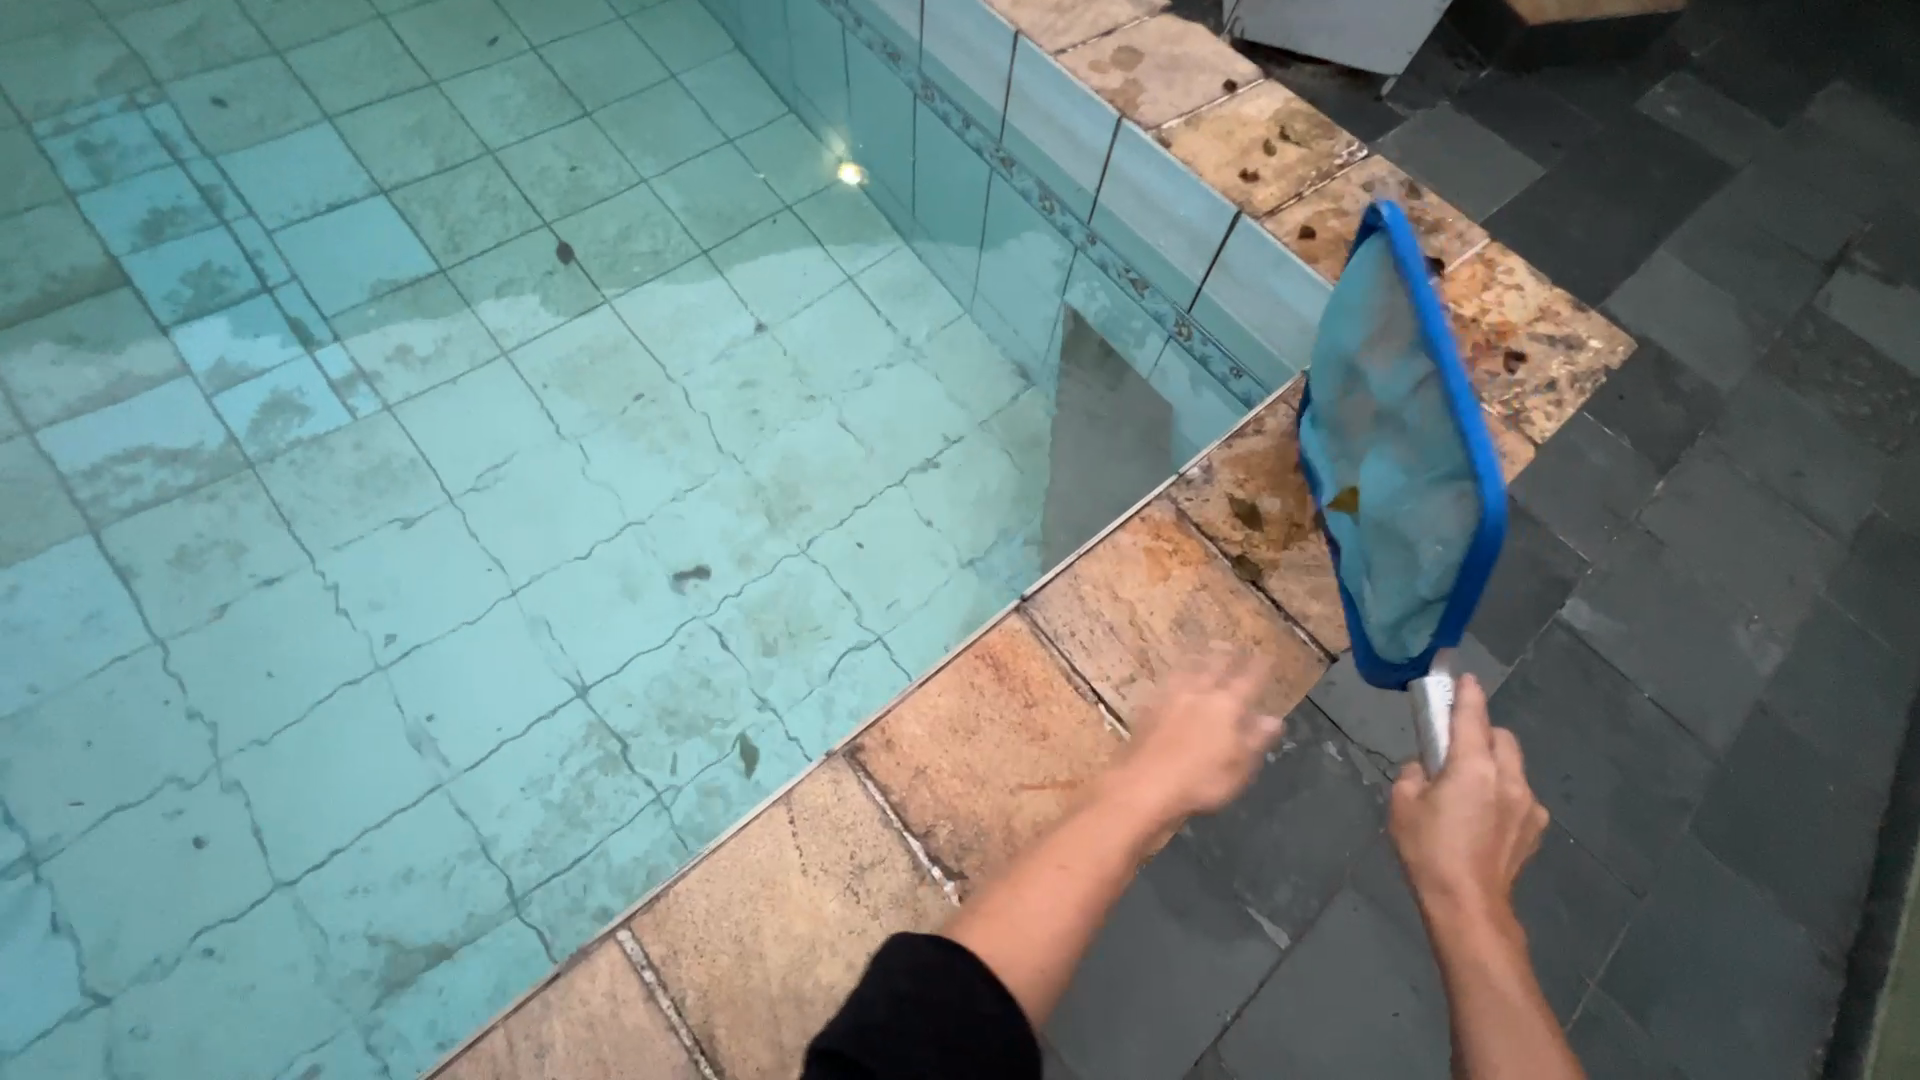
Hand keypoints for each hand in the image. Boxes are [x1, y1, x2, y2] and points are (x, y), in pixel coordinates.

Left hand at [1103, 648, 1285, 826]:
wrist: (1144, 783)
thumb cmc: (1201, 781)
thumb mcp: (1240, 766)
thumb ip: (1256, 738)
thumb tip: (1274, 718)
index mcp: (1226, 706)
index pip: (1247, 681)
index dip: (1258, 668)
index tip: (1265, 655)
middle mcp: (1198, 694)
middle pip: (1214, 667)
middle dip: (1226, 655)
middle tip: (1231, 645)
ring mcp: (1170, 698)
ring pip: (1187, 670)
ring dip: (1198, 660)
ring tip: (1202, 652)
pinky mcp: (1148, 707)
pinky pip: (1166, 683)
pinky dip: (1175, 675)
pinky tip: (1173, 679)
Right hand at [1388, 675, 1546, 925]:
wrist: (1467, 903)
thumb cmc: (1427, 849)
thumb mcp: (1402, 803)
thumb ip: (1414, 774)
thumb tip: (1426, 767)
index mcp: (1472, 767)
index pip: (1472, 717)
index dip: (1466, 694)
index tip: (1463, 677)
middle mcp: (1508, 778)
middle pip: (1502, 738)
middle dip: (1482, 732)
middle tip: (1455, 746)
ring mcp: (1529, 805)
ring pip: (1513, 766)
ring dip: (1493, 764)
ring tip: (1467, 787)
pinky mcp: (1536, 829)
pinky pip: (1519, 795)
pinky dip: (1503, 792)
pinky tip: (1483, 816)